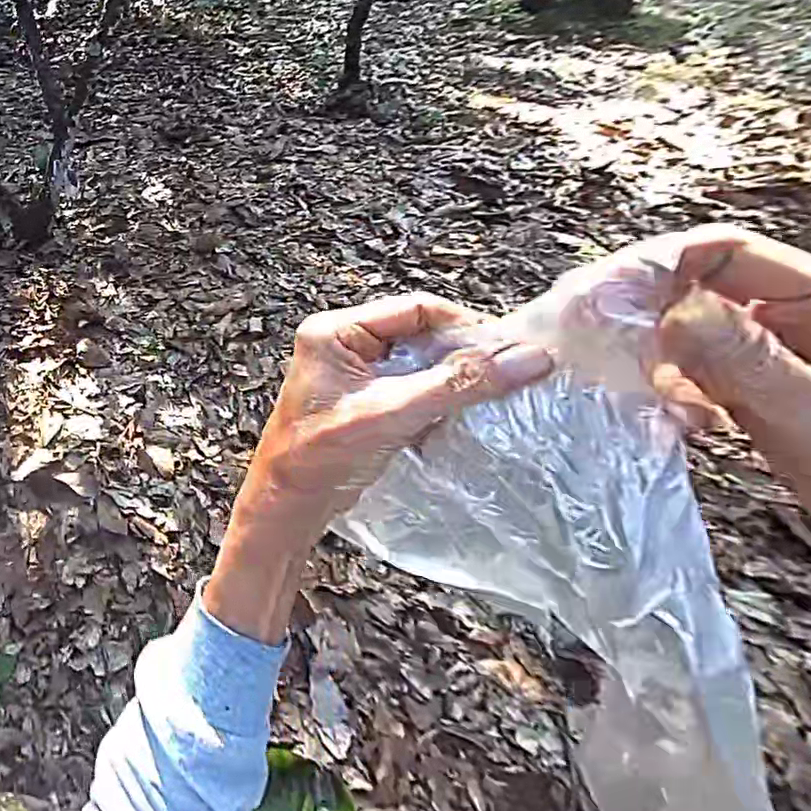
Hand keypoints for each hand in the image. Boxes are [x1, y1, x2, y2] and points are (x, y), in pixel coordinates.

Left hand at [203, 295, 552, 642]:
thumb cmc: (318, 454)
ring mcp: (352, 371)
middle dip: (461, 354)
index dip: (464, 326)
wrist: (286, 501)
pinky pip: (412, 385)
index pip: (414, 309)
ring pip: (419, 361)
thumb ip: (456, 384)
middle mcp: (341, 343)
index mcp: (334, 332)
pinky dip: (438, 397)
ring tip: (494, 393)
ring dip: (453, 377)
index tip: (509, 350)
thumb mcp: (391, 413)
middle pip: (418, 333)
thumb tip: (524, 358)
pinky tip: (463, 413)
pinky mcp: (363, 397)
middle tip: (509, 373)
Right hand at [653, 226, 810, 753]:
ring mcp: (804, 360)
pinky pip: (713, 375)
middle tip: (603, 349)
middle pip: (711, 293)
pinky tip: (677, 418)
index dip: (662, 268)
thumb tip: (670, 307)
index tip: (602, 297)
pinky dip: (682, 390)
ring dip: (664, 361)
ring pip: (705, 337)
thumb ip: (752, 364)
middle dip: (654, 319)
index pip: (736, 255)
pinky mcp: (783, 396)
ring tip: (646, 396)